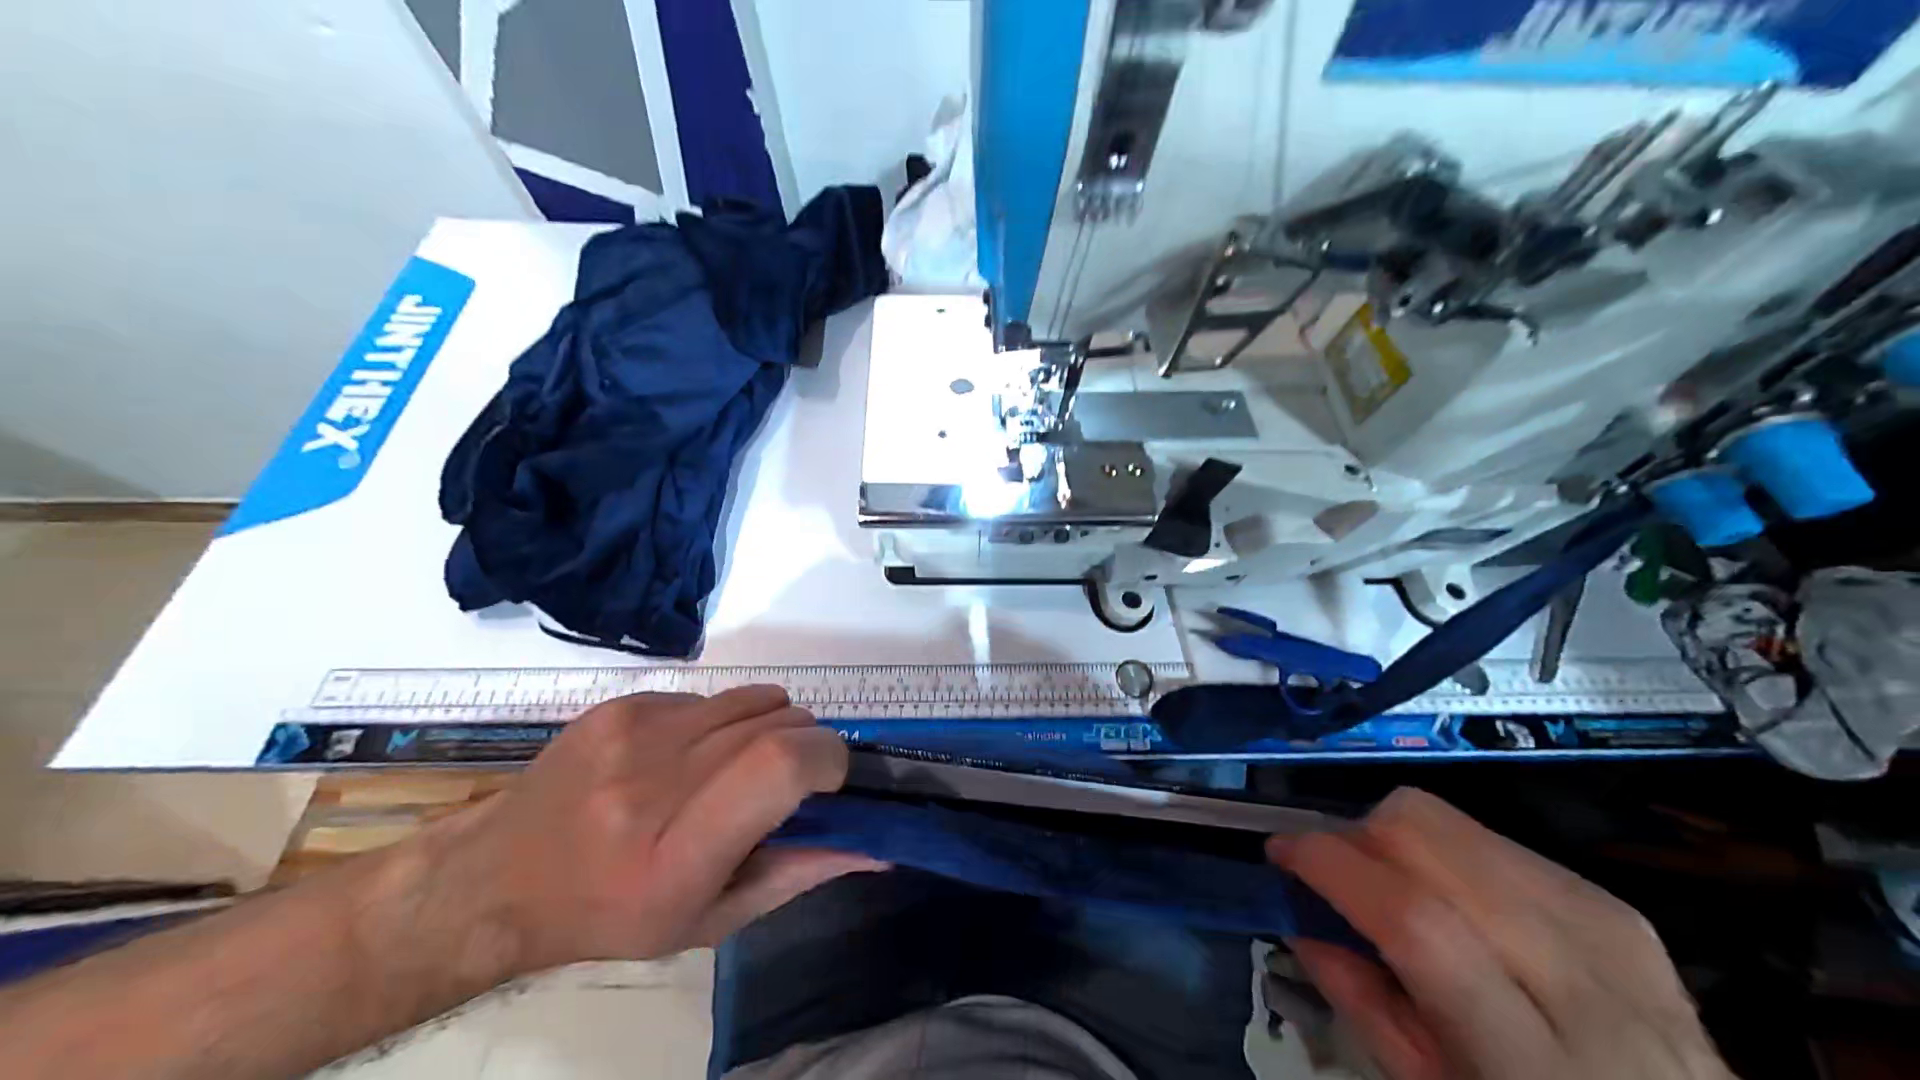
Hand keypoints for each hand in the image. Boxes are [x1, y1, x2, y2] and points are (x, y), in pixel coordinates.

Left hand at [416, 686, 881, 978]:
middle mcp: (652, 783)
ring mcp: (632, 733)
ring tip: (740, 765)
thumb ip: (797, 874)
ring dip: (771, 725)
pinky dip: (724, 720)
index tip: (830, 780)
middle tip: (789, 779)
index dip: (825, 758)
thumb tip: (873, 844)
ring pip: (754, 698)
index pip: (779, 767)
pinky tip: (688, 755)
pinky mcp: (621, 705)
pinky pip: (712, 695)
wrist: (497, 879)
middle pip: (776, 722)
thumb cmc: (612, 916)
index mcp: (676, 856)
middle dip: (807, 742)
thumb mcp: (709, 920)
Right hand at [1267, 788, 1732, 1079]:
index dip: (1332, 866)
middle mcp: (1579, 975)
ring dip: (1395, 838)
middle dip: (1355, 835)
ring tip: (1389, 883)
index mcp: (1531, 1059)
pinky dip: (1444, 853)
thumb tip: (1300, 921)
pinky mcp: (1614, 904)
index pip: (1414, 920)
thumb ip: (1363, 1007)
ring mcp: (1604, 928)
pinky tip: (1451, 899)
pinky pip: (1494, 840)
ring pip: (1455, 823)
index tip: (1281, 853)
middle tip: (1334, 871)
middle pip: (1432, 840)